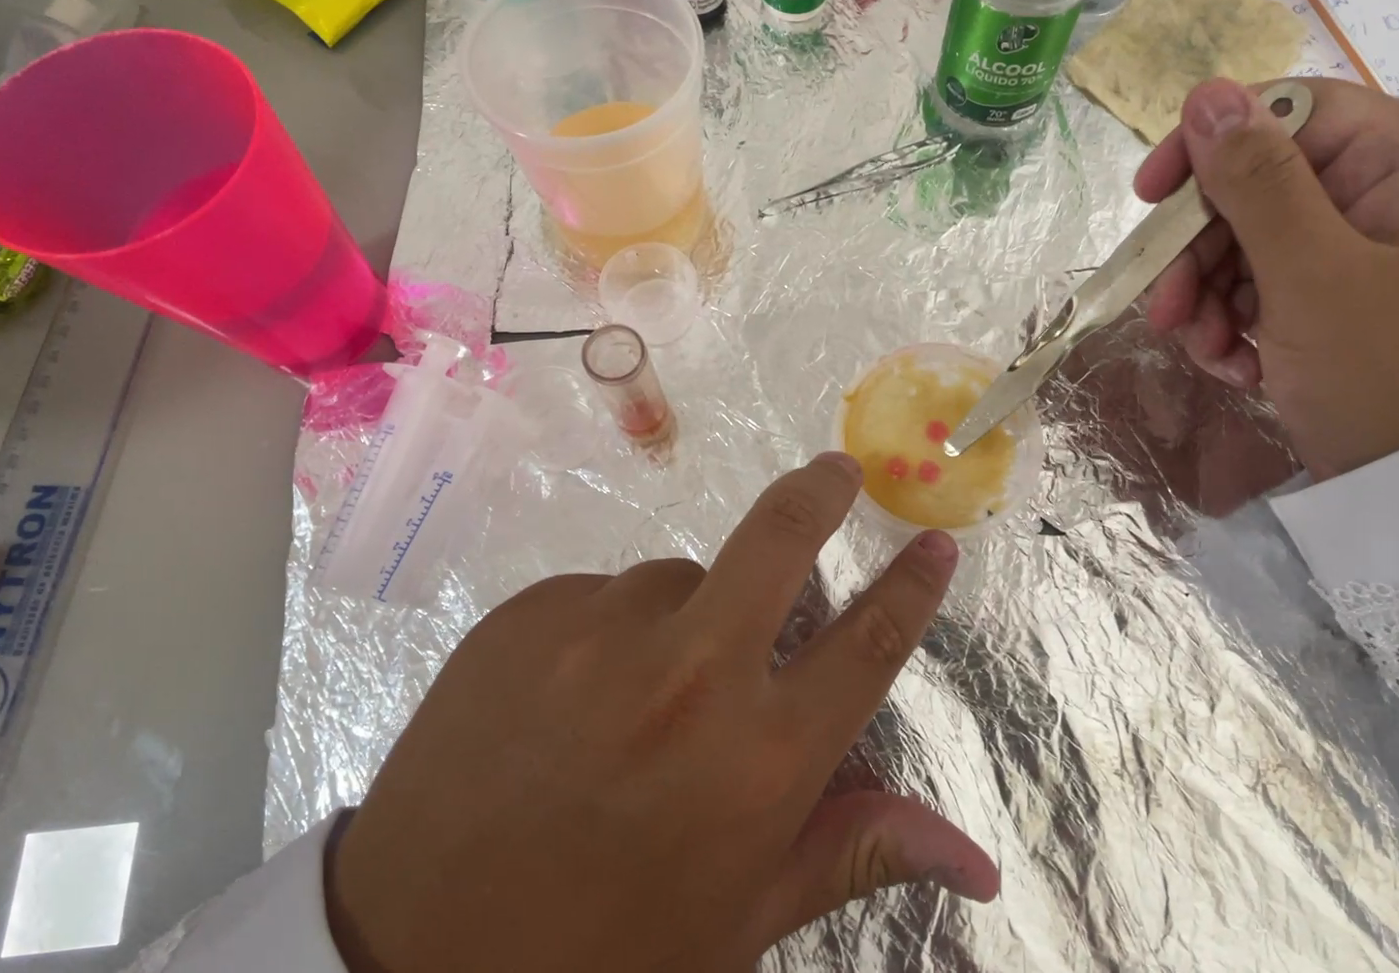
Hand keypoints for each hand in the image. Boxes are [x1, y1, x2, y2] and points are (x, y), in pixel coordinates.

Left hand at [324, 453, 999, 972]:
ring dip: (688, 610)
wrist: (417, 953)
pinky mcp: (526, 615)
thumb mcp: (744, 916)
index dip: (911, 587)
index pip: (866, 646)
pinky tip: (571, 694)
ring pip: (677, 576)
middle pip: (778, 539)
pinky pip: (597, 595)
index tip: (936, 544)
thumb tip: (981, 861)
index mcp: (759, 758)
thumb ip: (857, 852)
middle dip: (820, 493)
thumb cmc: (606, 946)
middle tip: (836, 472)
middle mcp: (689, 674)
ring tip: (645, 687)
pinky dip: (607, 628)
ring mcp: (598, 633)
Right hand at [1135, 78, 1398, 479]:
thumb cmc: (1391, 373)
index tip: (1147, 201)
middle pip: (1261, 188)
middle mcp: (1393, 193)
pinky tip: (1236, 368)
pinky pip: (1269, 290)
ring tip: (1204, 354)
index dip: (1210, 149)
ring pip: (1253, 245)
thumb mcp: (1312, 275)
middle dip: (1201, 254)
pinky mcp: (1345, 303)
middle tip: (1163, 314)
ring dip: (1211, 299)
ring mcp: (1369, 252)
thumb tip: (1206, 93)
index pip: (1289, 113)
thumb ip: (1256, 182)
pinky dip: (1238, 327)